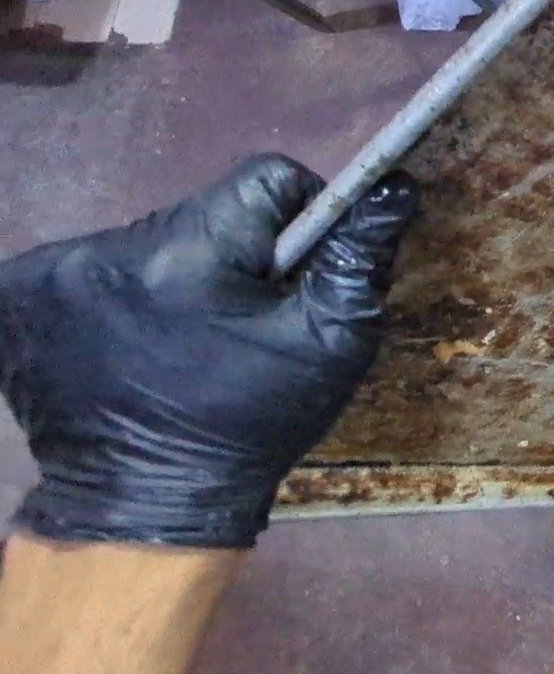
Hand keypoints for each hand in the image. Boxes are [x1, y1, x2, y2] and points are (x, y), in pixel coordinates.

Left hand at [0, 154, 416, 547]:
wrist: (149, 494)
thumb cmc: (260, 417)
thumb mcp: (335, 339)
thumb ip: (360, 257)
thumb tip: (395, 186)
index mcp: (188, 256)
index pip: (268, 179)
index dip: (309, 213)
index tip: (309, 267)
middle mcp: (101, 249)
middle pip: (215, 209)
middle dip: (252, 250)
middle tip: (262, 313)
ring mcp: (44, 271)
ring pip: (165, 234)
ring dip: (198, 268)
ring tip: (206, 330)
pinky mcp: (15, 294)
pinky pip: (110, 261)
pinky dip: (145, 287)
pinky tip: (154, 335)